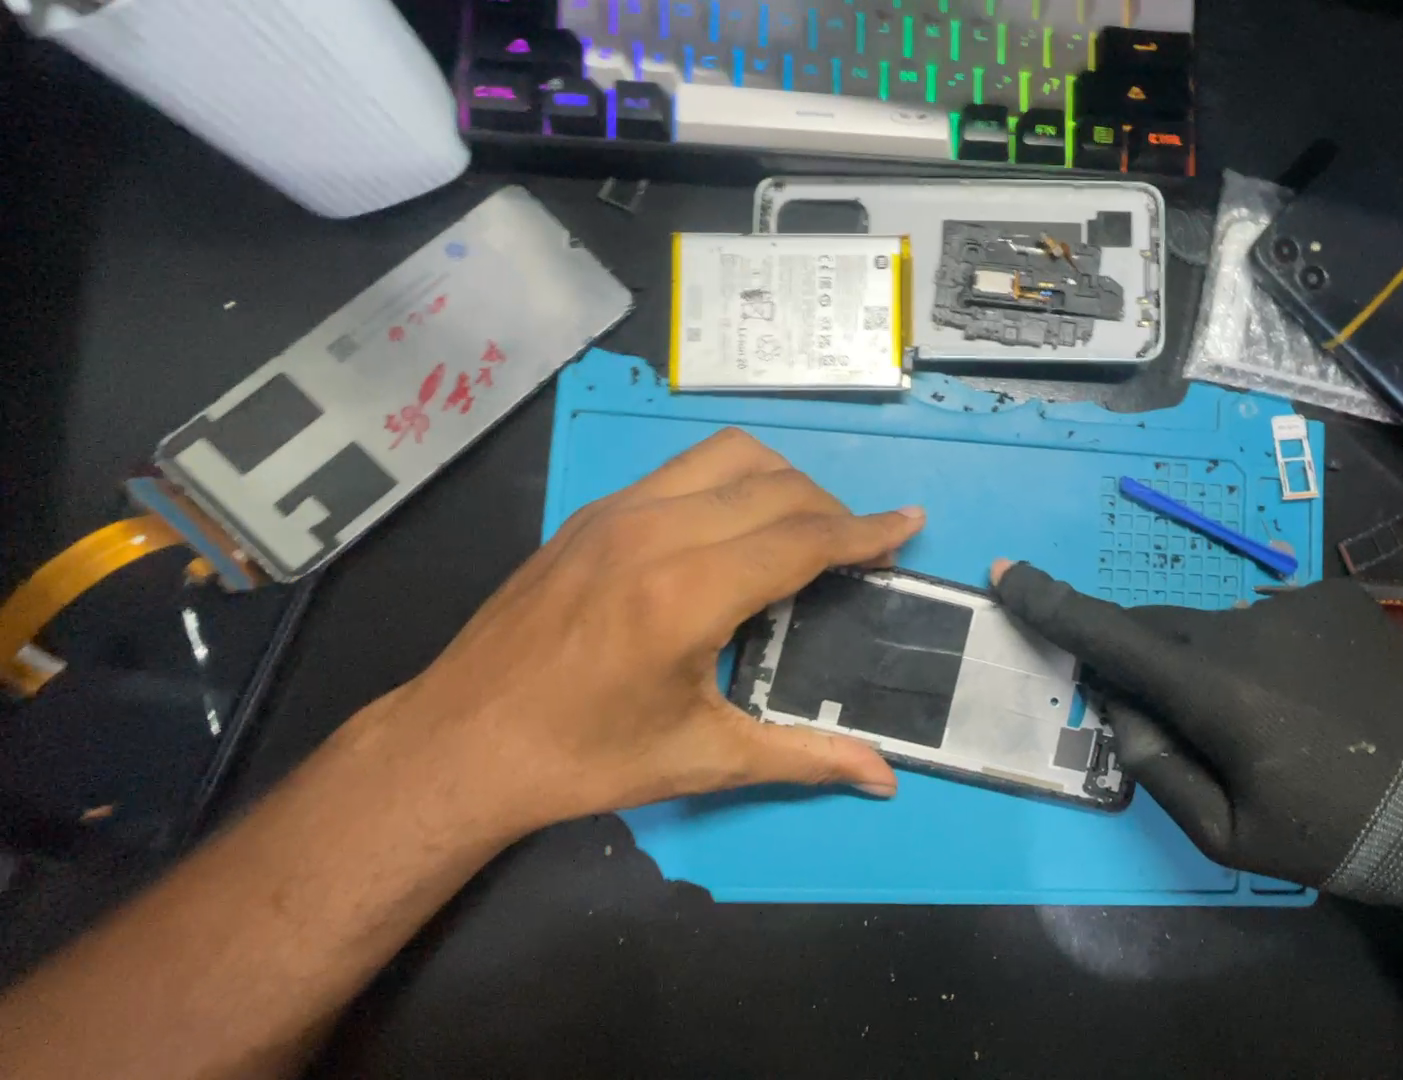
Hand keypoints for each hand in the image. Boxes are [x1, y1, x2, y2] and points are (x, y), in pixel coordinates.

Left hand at [368, 429, 923, 836]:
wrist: (458, 742)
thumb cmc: (585, 758)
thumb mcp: (703, 761)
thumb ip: (805, 756)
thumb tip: (885, 778)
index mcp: (687, 594)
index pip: (802, 538)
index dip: (865, 531)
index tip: (909, 524)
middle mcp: (656, 532)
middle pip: (777, 487)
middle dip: (834, 508)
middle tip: (861, 546)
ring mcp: (618, 512)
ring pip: (729, 456)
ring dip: (785, 480)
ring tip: (805, 524)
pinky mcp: (594, 512)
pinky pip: (686, 468)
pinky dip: (734, 481)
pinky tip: (737, 524)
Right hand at [990, 560, 1402, 949]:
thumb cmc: (1333, 834)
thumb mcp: (1227, 834)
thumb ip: (1157, 764)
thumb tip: (1120, 701)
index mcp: (1217, 690)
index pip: (1111, 635)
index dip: (1051, 603)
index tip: (1006, 571)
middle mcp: (1247, 628)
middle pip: (1156, 628)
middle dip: (1140, 659)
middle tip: (1162, 711)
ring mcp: (1294, 605)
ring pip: (1210, 625)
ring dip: (1206, 661)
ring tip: (1264, 720)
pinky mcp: (1332, 599)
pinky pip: (1262, 619)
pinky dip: (1256, 651)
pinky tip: (1305, 695)